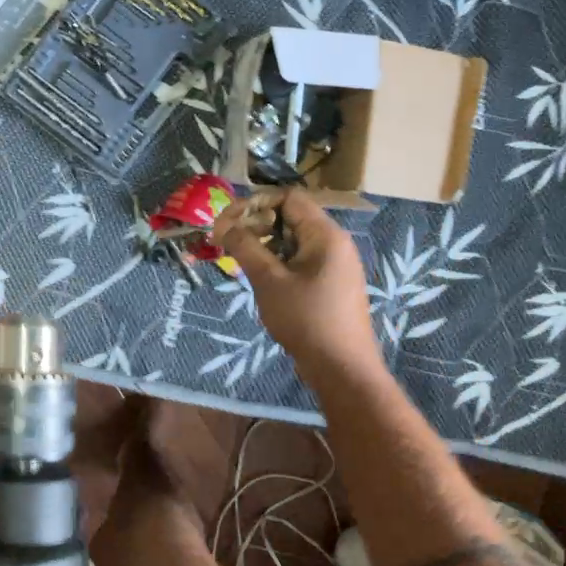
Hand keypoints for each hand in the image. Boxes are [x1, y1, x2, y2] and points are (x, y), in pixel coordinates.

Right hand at [213, 187, 378, 377]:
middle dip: (257, 225)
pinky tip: (262, 280)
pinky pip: (301, 260)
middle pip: (291, 217)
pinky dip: (279, 262)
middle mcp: (335, 243)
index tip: (229, 223)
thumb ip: (245, 247)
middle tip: (230, 244)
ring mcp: (336, 264)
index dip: (256, 204)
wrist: (341, 368)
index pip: (289, 198)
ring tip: (242, 263)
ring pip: (294, 241)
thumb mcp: (268, 280)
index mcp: (325, 235)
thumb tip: (223, 225)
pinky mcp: (332, 284)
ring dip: (265, 245)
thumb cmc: (305, 318)